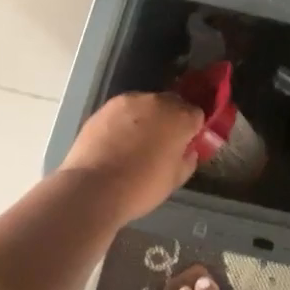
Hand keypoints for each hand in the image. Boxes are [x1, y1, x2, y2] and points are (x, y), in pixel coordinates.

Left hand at [60, 92, 203, 222]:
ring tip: (134, 144)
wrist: (93, 188)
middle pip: (172, 104)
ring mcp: (130, 101)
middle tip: (160, 144)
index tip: (184, 146)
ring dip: (146, 118)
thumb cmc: (140, 188)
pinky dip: (123, 122)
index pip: (196, 115)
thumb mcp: (175, 180)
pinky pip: (123, 111)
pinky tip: (115, 143)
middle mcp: (158, 102)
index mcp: (181, 118)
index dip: (191, 131)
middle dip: (170, 120)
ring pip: (146, 105)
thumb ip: (188, 159)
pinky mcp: (106, 107)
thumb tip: (188, 150)